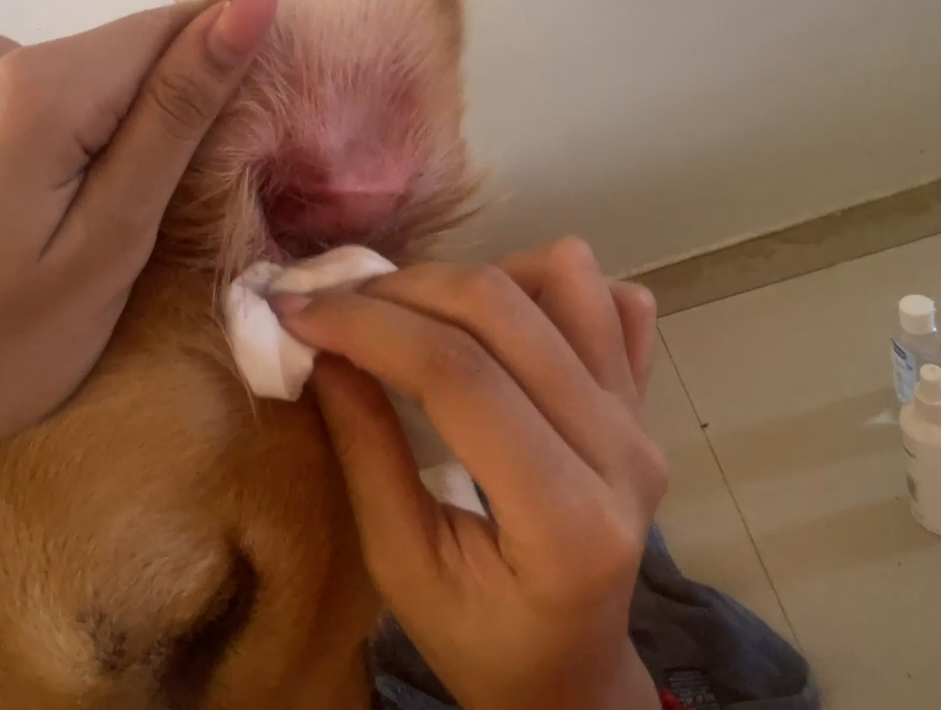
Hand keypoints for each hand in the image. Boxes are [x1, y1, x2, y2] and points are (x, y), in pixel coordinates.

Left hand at [0, 0, 278, 482]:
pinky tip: (68, 214)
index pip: (176, 29)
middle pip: (134, 55)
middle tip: (175, 218)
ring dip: (134, 138)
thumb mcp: (112, 236)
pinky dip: (89, 145)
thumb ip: (180, 113)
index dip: (227, 77)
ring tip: (118, 229)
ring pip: (99, 83)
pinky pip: (55, 104)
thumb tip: (252, 3)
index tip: (245, 153)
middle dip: (179, 117)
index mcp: (39, 83)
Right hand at [278, 238, 667, 709]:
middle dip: (402, 289)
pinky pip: (609, 296)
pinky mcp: (643, 395)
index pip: (460, 376)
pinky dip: (546, 284)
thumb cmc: (482, 640)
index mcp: (566, 520)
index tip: (297, 312)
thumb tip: (322, 347)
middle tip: (335, 305)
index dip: (369, 326)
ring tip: (421, 315)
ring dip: (477, 276)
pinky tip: (500, 325)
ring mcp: (642, 413)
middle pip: (504, 308)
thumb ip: (367, 453)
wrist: (574, 667)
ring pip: (566, 275)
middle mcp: (622, 448)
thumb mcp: (403, 571)